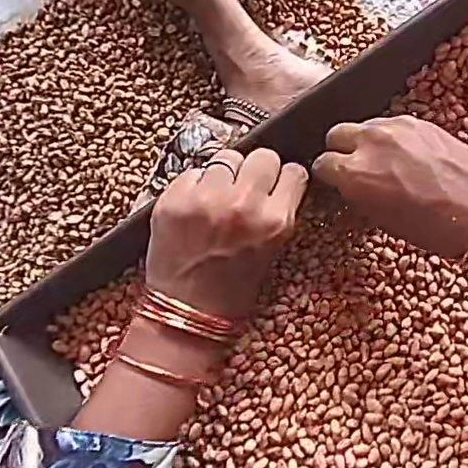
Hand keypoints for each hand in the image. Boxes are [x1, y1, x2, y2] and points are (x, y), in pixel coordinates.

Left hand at [146, 147, 309, 318]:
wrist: (188, 311)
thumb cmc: (233, 287)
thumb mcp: (272, 249)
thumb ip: (278, 211)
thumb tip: (276, 179)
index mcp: (275, 221)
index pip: (293, 172)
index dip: (284, 179)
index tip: (277, 185)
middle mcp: (244, 205)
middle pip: (263, 156)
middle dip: (257, 169)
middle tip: (246, 187)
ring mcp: (207, 199)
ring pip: (226, 157)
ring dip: (224, 174)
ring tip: (217, 197)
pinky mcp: (174, 199)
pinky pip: (193, 171)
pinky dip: (195, 184)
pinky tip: (194, 207)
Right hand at [311, 116, 467, 258]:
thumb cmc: (436, 227)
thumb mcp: (383, 220)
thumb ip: (358, 194)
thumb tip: (348, 184)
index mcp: (355, 173)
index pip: (322, 164)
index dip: (328, 175)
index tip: (335, 181)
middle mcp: (370, 143)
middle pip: (337, 134)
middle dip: (341, 150)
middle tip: (353, 168)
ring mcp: (396, 127)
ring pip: (364, 126)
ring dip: (365, 141)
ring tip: (382, 162)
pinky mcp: (418, 121)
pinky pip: (390, 124)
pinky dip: (390, 137)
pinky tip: (404, 156)